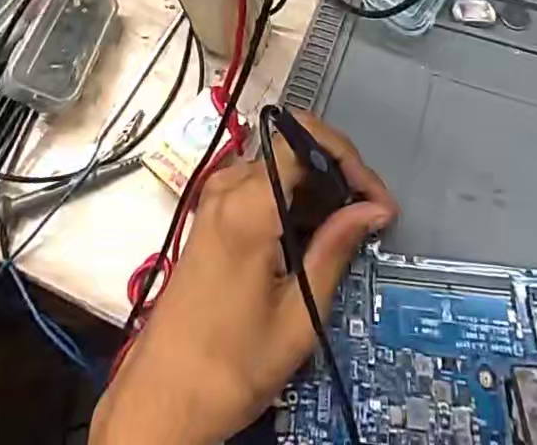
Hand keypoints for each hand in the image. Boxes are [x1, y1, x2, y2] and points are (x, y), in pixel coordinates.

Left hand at [94, 113, 397, 444]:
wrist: (161, 399)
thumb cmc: (230, 366)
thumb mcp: (298, 315)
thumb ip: (335, 248)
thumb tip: (375, 208)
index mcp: (246, 206)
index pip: (304, 138)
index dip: (347, 158)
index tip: (374, 198)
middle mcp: (226, 188)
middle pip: (294, 148)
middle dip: (339, 173)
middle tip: (370, 214)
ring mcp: (215, 199)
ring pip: (281, 165)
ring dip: (320, 188)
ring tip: (349, 228)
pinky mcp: (212, 215)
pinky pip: (262, 185)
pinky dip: (296, 199)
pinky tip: (316, 235)